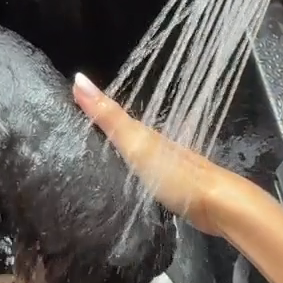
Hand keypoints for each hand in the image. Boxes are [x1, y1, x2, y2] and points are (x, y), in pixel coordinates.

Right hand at [73, 73, 252, 236]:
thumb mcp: (135, 143)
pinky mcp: (173, 187)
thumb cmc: (175, 173)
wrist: (218, 205)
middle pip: (123, 133)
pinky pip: (144, 173)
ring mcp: (165, 166)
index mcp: (143, 133)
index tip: (65, 107)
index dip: (90, 109)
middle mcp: (155, 145)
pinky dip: (131, 171)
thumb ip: (109, 116)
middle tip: (72, 134)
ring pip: (135, 153)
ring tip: (91, 158)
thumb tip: (78, 77)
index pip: (111, 114)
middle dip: (101, 131)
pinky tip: (124, 180)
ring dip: (117, 152)